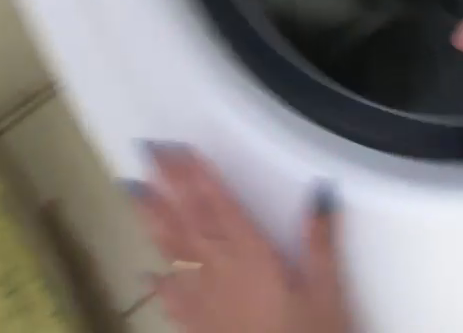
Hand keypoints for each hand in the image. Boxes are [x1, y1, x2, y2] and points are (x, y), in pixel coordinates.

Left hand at [129, 144, 351, 332]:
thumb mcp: (328, 290)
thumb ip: (321, 240)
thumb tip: (320, 191)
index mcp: (253, 257)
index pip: (220, 206)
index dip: (198, 176)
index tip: (179, 149)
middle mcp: (221, 274)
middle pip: (191, 221)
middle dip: (169, 185)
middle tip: (147, 152)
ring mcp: (206, 305)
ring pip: (175, 254)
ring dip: (154, 220)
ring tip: (133, 191)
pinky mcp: (201, 332)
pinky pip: (174, 302)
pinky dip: (158, 283)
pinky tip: (146, 272)